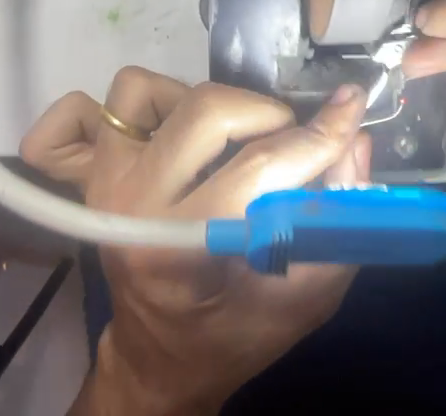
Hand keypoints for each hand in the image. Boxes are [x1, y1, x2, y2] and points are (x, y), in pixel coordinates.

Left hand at [21, 69, 369, 415]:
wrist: (161, 356)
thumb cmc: (234, 332)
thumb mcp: (304, 298)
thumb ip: (338, 221)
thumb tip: (354, 140)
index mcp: (184, 249)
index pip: (259, 169)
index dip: (316, 134)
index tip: (351, 105)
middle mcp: (134, 205)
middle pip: (206, 111)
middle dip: (266, 115)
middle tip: (290, 140)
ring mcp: (105, 181)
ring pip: (146, 89)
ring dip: (204, 103)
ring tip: (233, 139)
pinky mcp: (91, 169)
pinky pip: (105, 101)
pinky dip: (147, 102)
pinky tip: (180, 132)